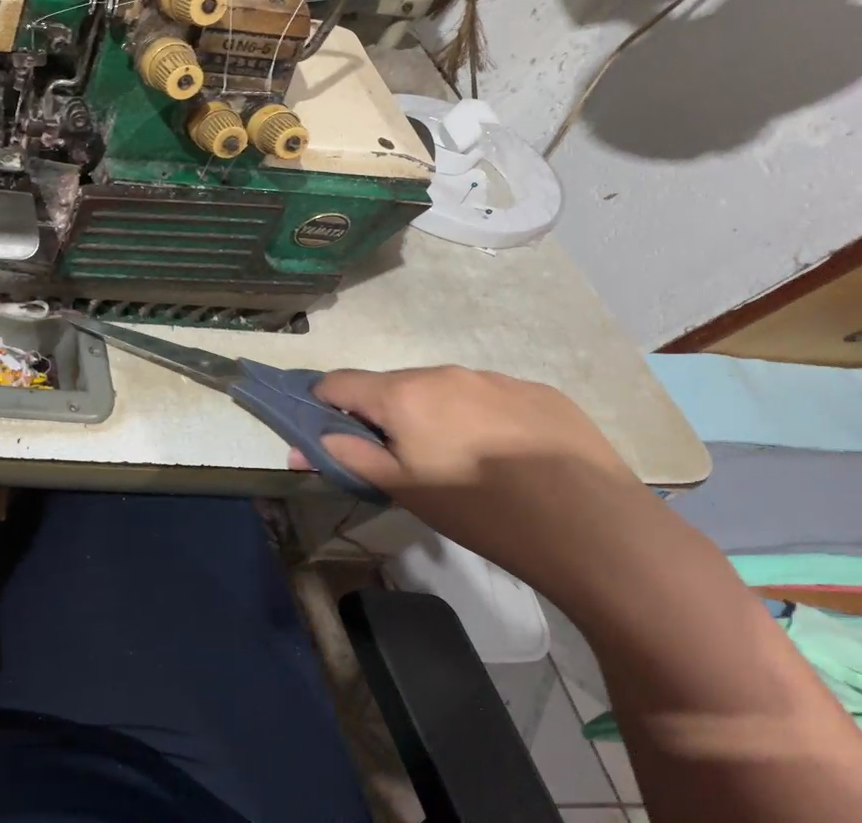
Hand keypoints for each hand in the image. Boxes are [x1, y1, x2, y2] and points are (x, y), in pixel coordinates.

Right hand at [303, 366, 637, 562]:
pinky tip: (504, 457)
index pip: (337, 382)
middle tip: (398, 459)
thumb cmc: (480, 511)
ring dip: (431, 415)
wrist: (595, 528)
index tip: (331, 437)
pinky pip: (489, 397)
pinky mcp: (542, 393)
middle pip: (390, 385)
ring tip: (457, 461)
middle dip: (382, 414)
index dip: (323, 406)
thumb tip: (305, 443)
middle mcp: (444, 373)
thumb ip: (348, 458)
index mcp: (402, 393)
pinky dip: (479, 418)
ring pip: (442, 390)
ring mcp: (497, 379)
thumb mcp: (402, 490)